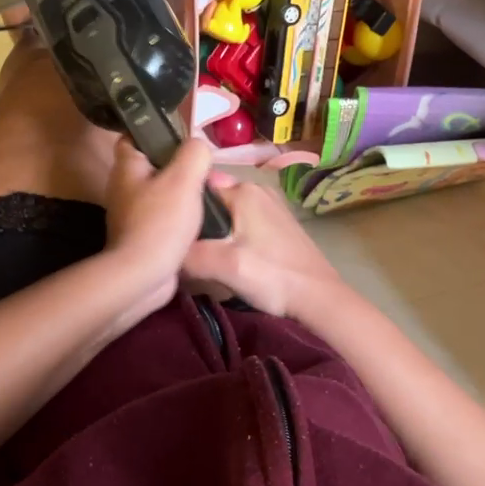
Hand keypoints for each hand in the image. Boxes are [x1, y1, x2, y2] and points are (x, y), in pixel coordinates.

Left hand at [101, 136, 214, 309]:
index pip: (133, 136)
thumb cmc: (161, 221)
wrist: (143, 276)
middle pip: (151, 165)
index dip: (154, 131)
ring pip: (158, 193)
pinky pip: (161, 217)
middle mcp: (122, 187)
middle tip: (201, 169)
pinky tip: (197, 222)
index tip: (180, 137)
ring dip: (179, 194)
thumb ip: (194, 154)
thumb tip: (199, 145)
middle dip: (175, 166)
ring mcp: (128, 213)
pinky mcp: (139, 236)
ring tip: (205, 195)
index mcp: (126, 167)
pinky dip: (177, 218)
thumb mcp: (184, 178)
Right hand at [182, 173, 344, 319]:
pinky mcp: (279, 223)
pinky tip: (230, 257)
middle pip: (212, 200)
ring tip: (204, 255)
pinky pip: (244, 221)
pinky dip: (233, 235)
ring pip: (229, 212)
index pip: (197, 187)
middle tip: (183, 248)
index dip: (181, 208)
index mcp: (243, 190)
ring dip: (216, 230)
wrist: (319, 298)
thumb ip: (188, 254)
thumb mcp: (223, 266)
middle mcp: (257, 189)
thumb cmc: (272, 276)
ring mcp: (271, 205)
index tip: (169, 229)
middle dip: (198, 221)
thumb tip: (165, 253)